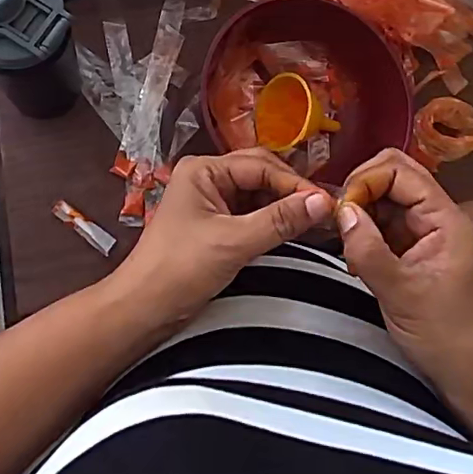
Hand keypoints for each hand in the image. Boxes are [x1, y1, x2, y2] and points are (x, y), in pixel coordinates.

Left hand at [110, 149, 333, 325]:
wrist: (143, 307)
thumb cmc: (180, 268)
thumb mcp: (233, 243)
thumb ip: (278, 221)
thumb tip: (324, 202)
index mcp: (203, 169)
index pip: (260, 166)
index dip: (295, 183)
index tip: (329, 203)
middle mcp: (207, 178)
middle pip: (260, 175)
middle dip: (291, 191)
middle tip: (327, 211)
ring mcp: (210, 201)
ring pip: (258, 195)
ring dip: (284, 207)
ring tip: (319, 221)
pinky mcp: (215, 225)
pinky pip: (251, 214)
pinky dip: (273, 221)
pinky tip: (295, 230)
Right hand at [337, 149, 472, 406]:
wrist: (469, 374)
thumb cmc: (445, 336)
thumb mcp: (401, 293)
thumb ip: (368, 248)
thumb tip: (341, 211)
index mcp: (445, 220)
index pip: (400, 171)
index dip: (366, 181)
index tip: (344, 210)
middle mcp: (436, 217)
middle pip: (392, 174)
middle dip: (360, 189)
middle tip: (340, 219)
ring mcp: (424, 231)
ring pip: (383, 196)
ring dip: (358, 211)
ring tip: (346, 242)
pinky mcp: (411, 247)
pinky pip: (381, 220)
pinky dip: (362, 229)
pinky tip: (355, 255)